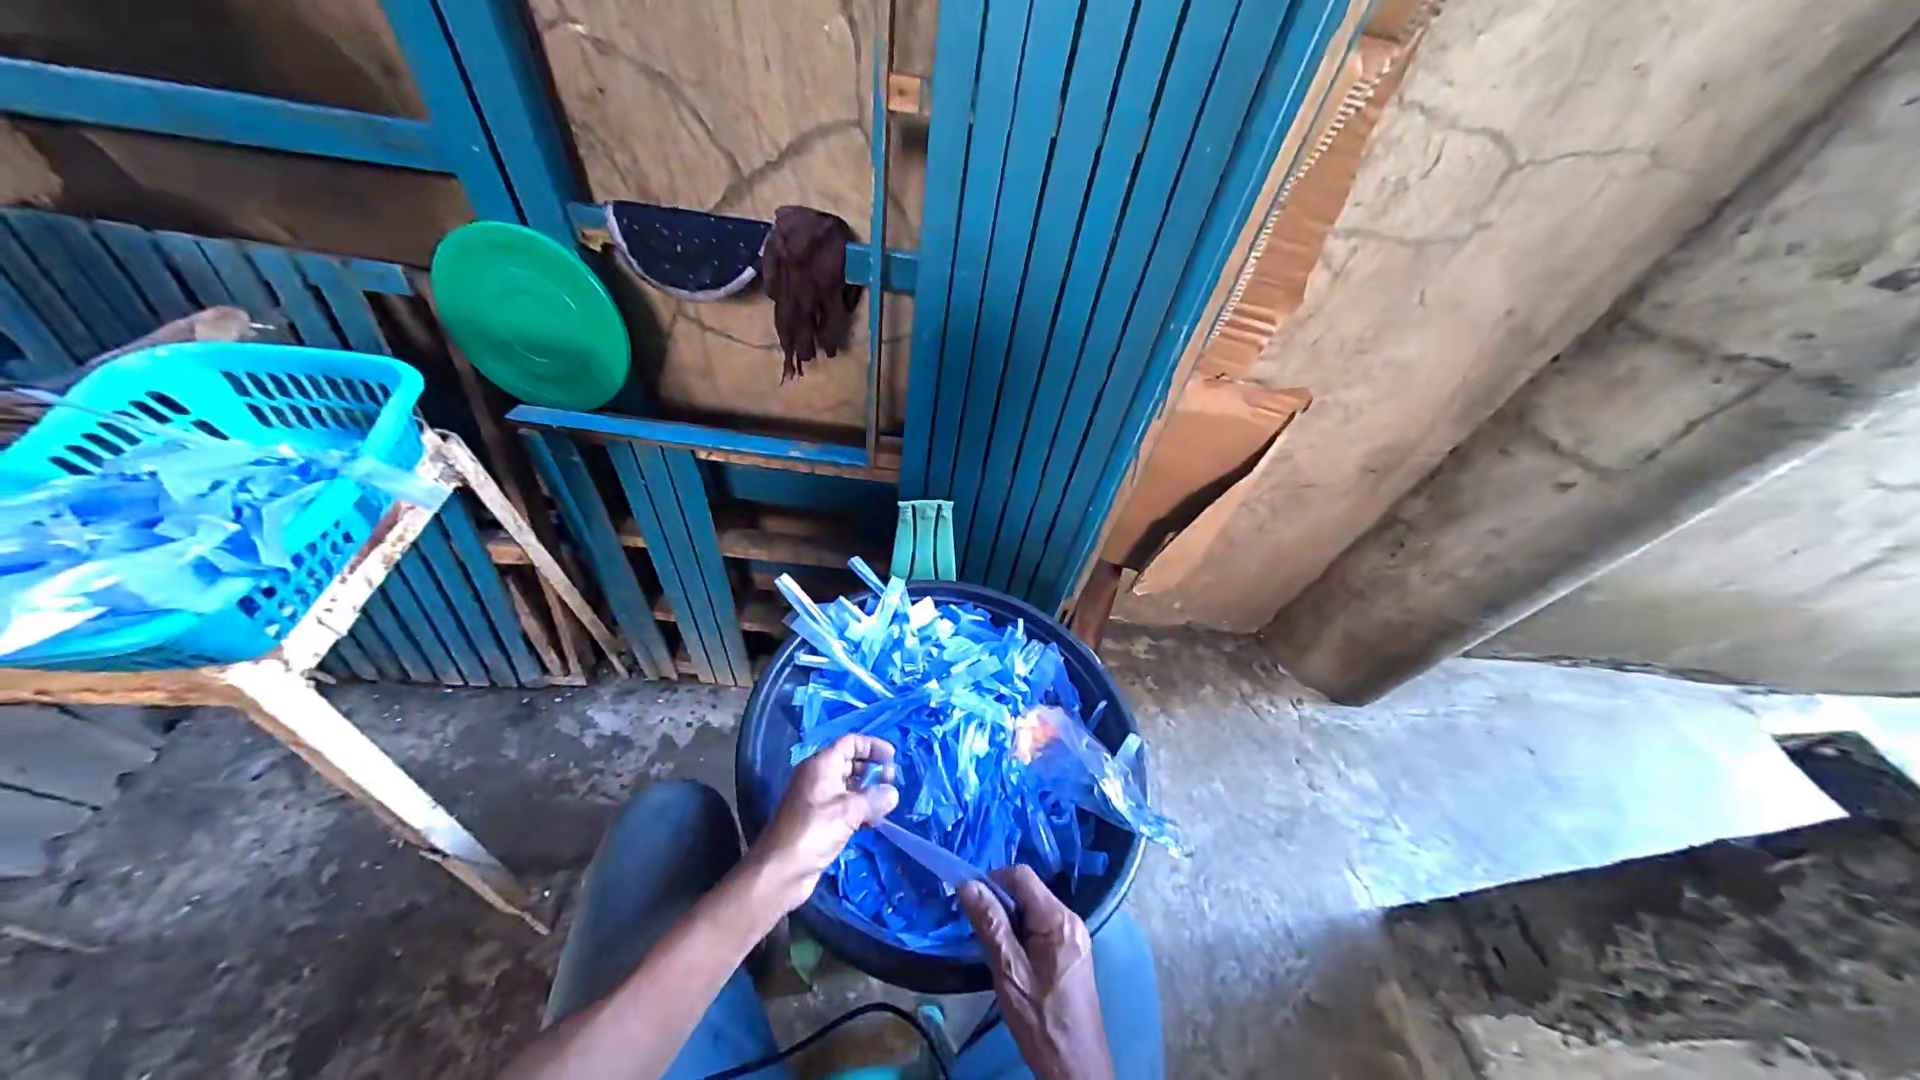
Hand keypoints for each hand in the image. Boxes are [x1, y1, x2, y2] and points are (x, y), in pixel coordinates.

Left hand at [747, 734, 899, 913]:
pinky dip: (861, 810)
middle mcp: (819, 777)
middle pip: (851, 762)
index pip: (850, 743)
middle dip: (873, 770)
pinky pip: (846, 806)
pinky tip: (875, 823)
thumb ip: (874, 799)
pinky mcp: (821, 821)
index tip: (893, 757)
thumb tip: (892, 793)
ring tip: (887, 805)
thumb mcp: (848, 811)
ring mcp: (819, 800)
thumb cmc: (812, 832)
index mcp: (821, 765)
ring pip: (850, 786)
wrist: (780, 871)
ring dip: (869, 792)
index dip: (872, 746)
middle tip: (892, 784)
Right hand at [959, 866, 1115, 1079]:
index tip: (972, 904)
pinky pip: (1041, 925)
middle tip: (980, 931)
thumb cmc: (1041, 1022)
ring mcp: (1074, 934)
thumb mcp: (1009, 973)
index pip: (1021, 875)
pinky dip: (1021, 933)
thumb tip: (968, 885)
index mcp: (1058, 919)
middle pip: (1027, 890)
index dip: (992, 881)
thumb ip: (990, 925)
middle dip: (999, 903)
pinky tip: (1010, 958)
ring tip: (993, 947)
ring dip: (1009, 919)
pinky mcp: (1071, 950)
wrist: (1076, 1069)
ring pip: (1032, 908)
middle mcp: (1071, 918)